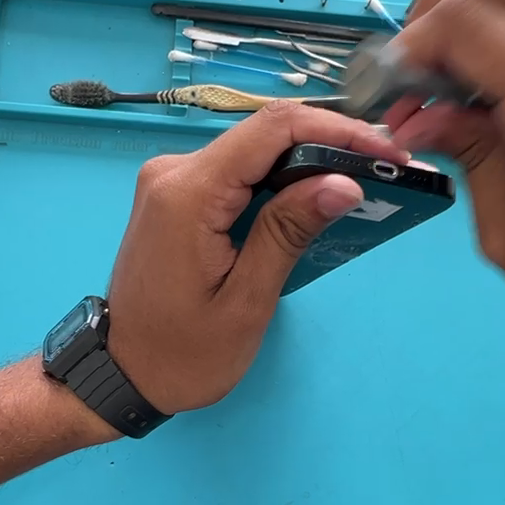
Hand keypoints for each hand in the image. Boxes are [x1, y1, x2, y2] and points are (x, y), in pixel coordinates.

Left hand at [105, 102, 408, 413]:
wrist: (122, 373)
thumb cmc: (184, 354)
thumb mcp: (245, 301)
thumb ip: (289, 233)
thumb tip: (343, 182)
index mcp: (187, 193)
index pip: (271, 131)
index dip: (335, 130)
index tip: (383, 152)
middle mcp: (172, 172)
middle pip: (261, 137)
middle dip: (326, 147)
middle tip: (381, 172)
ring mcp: (169, 182)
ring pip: (250, 154)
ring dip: (303, 166)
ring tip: (356, 186)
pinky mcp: (173, 198)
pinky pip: (233, 175)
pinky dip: (274, 184)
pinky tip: (309, 202)